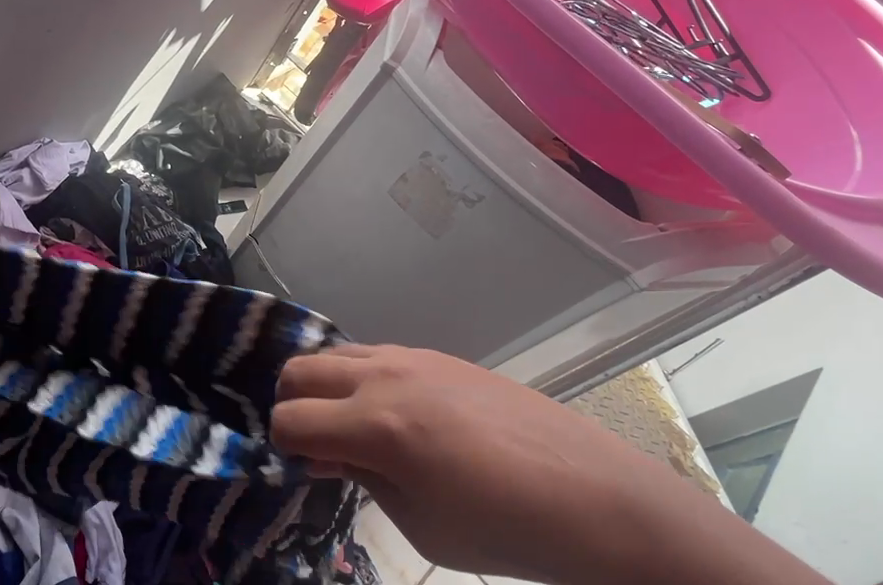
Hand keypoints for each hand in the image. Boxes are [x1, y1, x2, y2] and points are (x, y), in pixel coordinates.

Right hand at [272, 345, 744, 584]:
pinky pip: (376, 353)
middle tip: (319, 443)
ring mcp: (412, 357)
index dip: (287, 448)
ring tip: (354, 425)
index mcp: (376, 426)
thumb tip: (330, 454)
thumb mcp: (421, 526)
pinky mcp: (439, 354)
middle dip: (294, 406)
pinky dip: (363, 377)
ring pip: (334, 352)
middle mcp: (383, 377)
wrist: (596, 498)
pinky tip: (396, 413)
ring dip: (326, 386)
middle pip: (298, 370)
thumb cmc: (507, 530)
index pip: (290, 420)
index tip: (308, 469)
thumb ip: (363, 480)